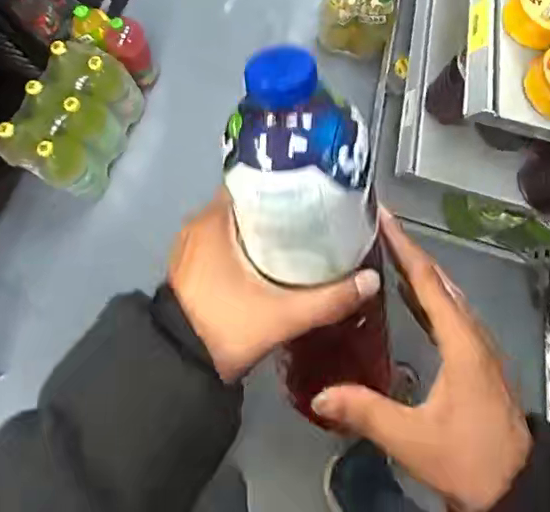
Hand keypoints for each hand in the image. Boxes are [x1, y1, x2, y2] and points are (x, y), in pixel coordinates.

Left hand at [168, 188, 380, 383]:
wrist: (178, 368)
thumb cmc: (226, 327)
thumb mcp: (283, 315)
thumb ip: (329, 298)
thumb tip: (371, 279)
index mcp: (214, 218)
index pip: (252, 180)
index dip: (282, 181)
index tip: (311, 187)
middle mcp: (199, 222)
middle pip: (247, 201)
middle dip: (279, 206)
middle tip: (316, 212)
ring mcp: (192, 245)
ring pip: (235, 223)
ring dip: (263, 226)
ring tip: (302, 232)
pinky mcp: (191, 266)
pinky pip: (224, 241)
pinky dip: (247, 243)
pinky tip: (274, 258)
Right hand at [312, 209, 531, 511]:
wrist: (521, 489)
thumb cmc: (469, 459)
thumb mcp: (414, 440)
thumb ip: (367, 412)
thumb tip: (320, 394)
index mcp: (461, 340)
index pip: (428, 280)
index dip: (404, 246)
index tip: (383, 216)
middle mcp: (472, 332)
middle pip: (439, 279)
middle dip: (408, 249)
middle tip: (377, 226)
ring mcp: (478, 345)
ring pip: (446, 293)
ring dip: (418, 268)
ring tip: (387, 250)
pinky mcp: (477, 358)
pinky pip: (449, 310)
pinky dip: (427, 292)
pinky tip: (407, 294)